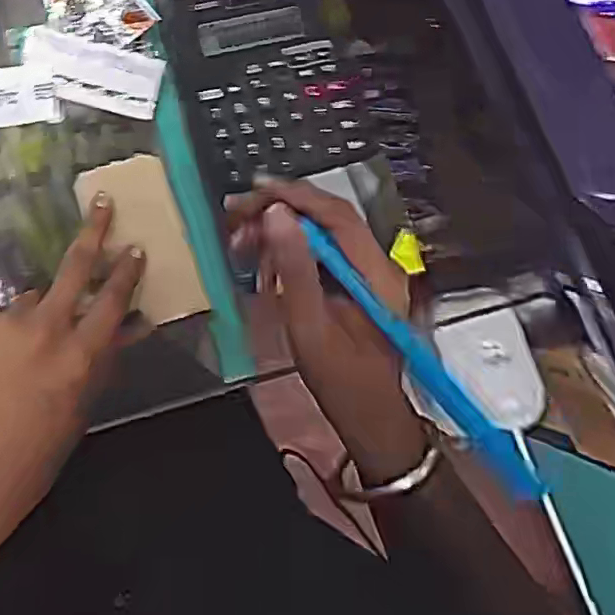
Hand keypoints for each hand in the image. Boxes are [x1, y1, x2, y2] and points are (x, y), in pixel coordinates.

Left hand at [0, 194, 144, 588]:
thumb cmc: (32, 460)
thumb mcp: (77, 413)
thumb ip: (96, 365)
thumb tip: (117, 333)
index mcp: (78, 357)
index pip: (112, 301)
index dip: (127, 272)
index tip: (136, 247)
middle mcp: (45, 328)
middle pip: (74, 266)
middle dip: (93, 231)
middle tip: (103, 203)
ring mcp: (8, 322)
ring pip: (36, 298)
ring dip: (42, 310)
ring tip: (30, 351)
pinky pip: (7, 318)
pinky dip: (12, 332)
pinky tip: (0, 365)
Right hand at [228, 177, 427, 480]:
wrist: (372, 421)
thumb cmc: (342, 381)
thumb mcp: (309, 325)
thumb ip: (294, 267)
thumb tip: (276, 214)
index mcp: (376, 273)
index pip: (335, 214)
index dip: (293, 196)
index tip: (253, 193)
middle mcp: (377, 264)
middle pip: (327, 216)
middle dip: (279, 208)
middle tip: (237, 215)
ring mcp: (367, 272)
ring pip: (320, 229)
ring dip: (279, 227)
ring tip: (241, 238)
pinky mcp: (353, 281)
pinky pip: (318, 249)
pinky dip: (287, 246)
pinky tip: (262, 259)